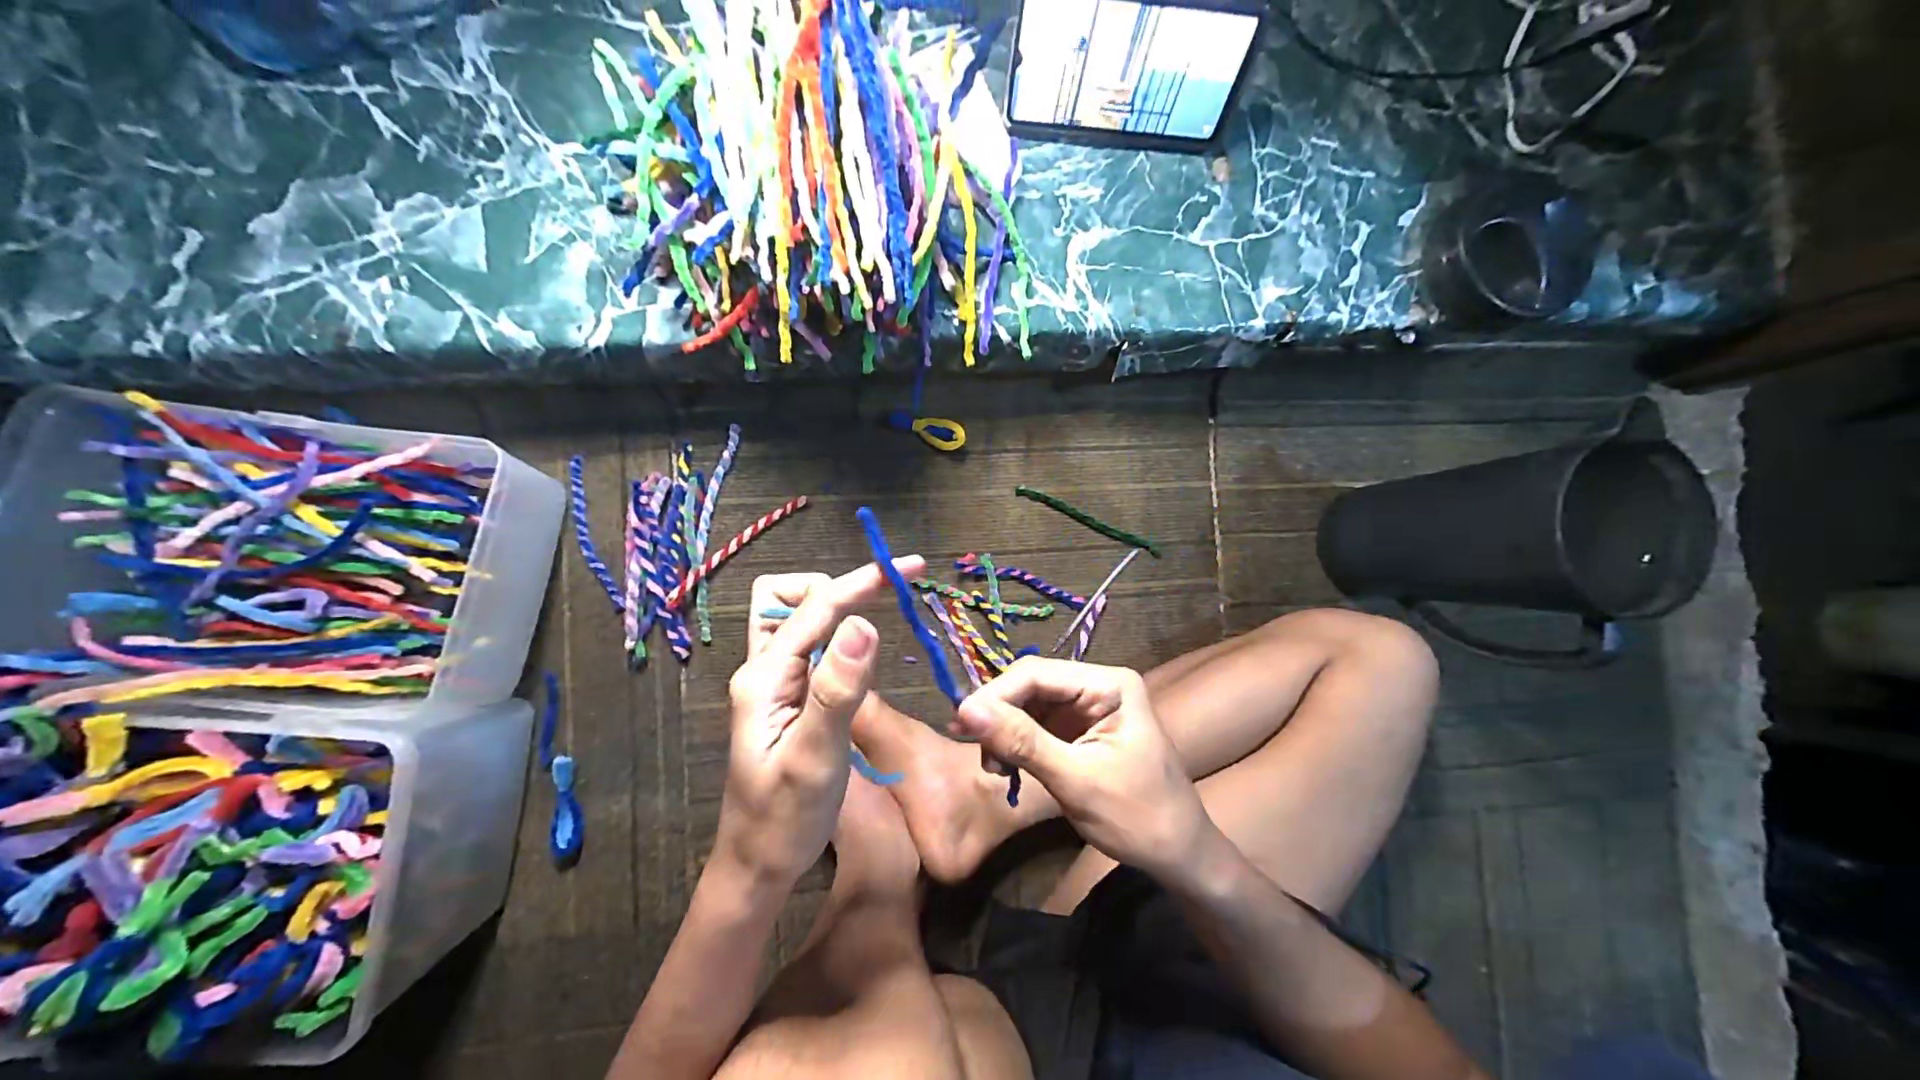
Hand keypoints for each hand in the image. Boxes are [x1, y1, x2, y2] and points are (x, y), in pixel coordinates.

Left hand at [715, 557, 923, 887]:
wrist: (758, 863)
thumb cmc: (784, 818)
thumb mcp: (815, 757)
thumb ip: (837, 690)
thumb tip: (863, 623)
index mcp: (764, 678)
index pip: (815, 610)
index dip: (862, 582)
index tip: (909, 567)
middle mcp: (763, 670)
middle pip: (789, 598)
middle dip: (836, 587)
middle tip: (883, 598)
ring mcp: (773, 684)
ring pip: (796, 619)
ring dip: (834, 609)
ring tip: (875, 623)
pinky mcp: (788, 699)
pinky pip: (809, 648)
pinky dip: (836, 636)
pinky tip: (859, 656)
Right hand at [950, 657, 1215, 884]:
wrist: (1177, 854)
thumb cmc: (1138, 817)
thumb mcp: (1076, 780)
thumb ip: (1022, 742)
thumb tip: (966, 710)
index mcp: (1109, 684)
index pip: (1036, 673)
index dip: (995, 695)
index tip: (960, 726)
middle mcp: (1096, 685)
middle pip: (1029, 685)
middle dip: (998, 716)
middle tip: (978, 754)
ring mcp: (1087, 707)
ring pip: (1026, 704)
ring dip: (1003, 733)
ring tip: (996, 769)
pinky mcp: (1077, 729)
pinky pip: (1034, 724)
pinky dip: (1014, 744)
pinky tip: (1007, 767)